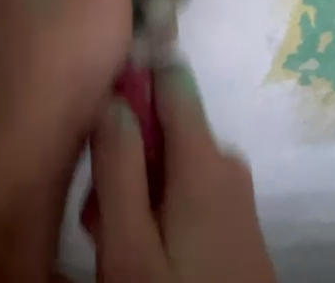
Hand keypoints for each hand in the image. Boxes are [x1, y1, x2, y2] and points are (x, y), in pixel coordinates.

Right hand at [89, 66, 276, 282]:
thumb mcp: (128, 244)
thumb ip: (119, 164)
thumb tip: (113, 96)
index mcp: (204, 156)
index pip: (169, 77)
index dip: (132, 81)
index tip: (98, 111)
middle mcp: (226, 162)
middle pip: (162, 128)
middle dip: (125, 158)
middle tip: (98, 215)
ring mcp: (234, 194)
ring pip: (170, 165)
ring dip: (136, 192)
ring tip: (118, 246)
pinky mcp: (235, 222)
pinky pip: (187, 192)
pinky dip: (159, 212)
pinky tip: (146, 256)